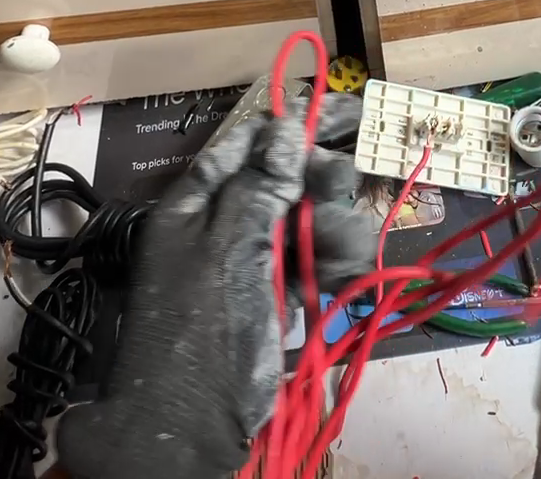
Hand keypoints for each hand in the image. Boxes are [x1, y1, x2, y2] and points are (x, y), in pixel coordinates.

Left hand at [56, 80, 374, 478]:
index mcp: (201, 200)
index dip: (295, 122)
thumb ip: (260, 183)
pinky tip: (331, 280)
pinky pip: (319, 255)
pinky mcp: (283, 287)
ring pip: (314, 214)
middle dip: (319, 182)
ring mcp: (259, 255)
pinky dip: (331, 264)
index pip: (251, 139)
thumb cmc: (203, 328)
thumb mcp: (229, 246)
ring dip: (330, 230)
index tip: (344, 111)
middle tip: (331, 191)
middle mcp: (231, 219)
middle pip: (290, 174)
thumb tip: (287, 124)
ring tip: (330, 255)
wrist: (196, 427)